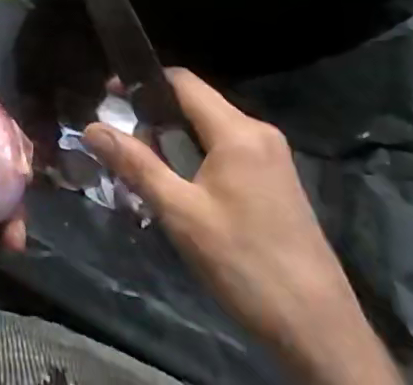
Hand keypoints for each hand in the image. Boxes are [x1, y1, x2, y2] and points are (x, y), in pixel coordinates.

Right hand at [85, 68, 400, 384]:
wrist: (319, 330)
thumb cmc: (245, 264)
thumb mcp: (181, 214)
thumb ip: (136, 164)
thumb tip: (92, 127)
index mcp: (238, 132)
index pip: (182, 82)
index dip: (142, 83)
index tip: (109, 97)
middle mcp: (258, 134)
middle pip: (195, 105)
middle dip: (154, 118)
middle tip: (122, 145)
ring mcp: (272, 158)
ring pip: (209, 131)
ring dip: (173, 142)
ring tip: (143, 170)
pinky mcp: (276, 182)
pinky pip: (225, 152)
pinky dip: (195, 158)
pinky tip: (178, 190)